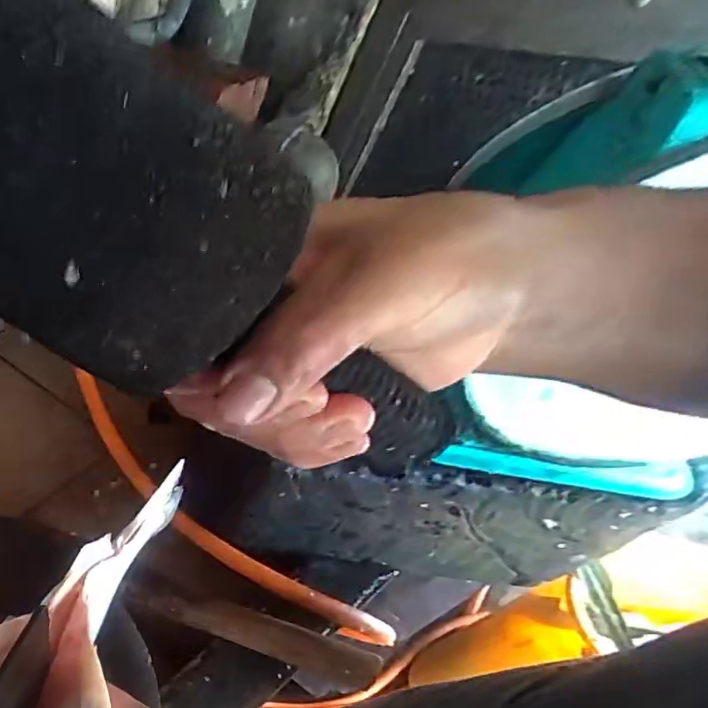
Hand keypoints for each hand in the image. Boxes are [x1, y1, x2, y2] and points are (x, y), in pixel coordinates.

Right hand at [169, 192, 544, 466]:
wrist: (518, 290)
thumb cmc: (450, 261)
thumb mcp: (375, 291)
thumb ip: (302, 345)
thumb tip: (231, 409)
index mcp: (248, 274)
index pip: (189, 339)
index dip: (209, 381)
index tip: (264, 397)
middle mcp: (248, 319)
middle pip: (210, 393)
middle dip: (268, 416)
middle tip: (325, 404)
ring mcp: (274, 358)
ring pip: (244, 423)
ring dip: (297, 436)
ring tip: (356, 420)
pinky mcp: (302, 391)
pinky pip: (278, 438)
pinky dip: (312, 447)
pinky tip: (355, 430)